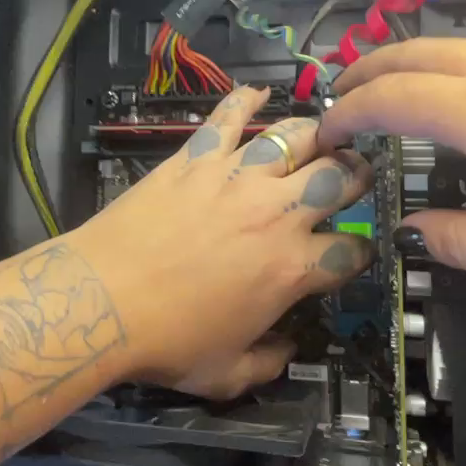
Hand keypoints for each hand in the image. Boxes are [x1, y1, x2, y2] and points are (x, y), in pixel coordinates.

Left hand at [72, 85, 375, 398]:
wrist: (103, 300)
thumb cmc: (167, 342)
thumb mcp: (227, 374)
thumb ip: (269, 361)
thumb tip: (286, 347)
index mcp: (292, 268)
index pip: (352, 250)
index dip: (362, 251)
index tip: (355, 250)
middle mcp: (276, 213)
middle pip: (339, 177)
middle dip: (357, 174)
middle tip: (354, 174)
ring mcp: (235, 178)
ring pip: (294, 137)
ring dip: (317, 133)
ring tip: (323, 134)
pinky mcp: (195, 159)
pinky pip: (227, 119)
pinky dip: (243, 101)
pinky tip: (256, 92)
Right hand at [316, 40, 465, 298]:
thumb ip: (461, 242)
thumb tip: (416, 231)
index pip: (392, 98)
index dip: (347, 113)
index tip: (321, 134)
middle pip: (417, 52)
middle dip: (367, 71)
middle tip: (339, 100)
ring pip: (458, 48)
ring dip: (410, 65)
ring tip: (390, 96)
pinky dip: (451, 70)